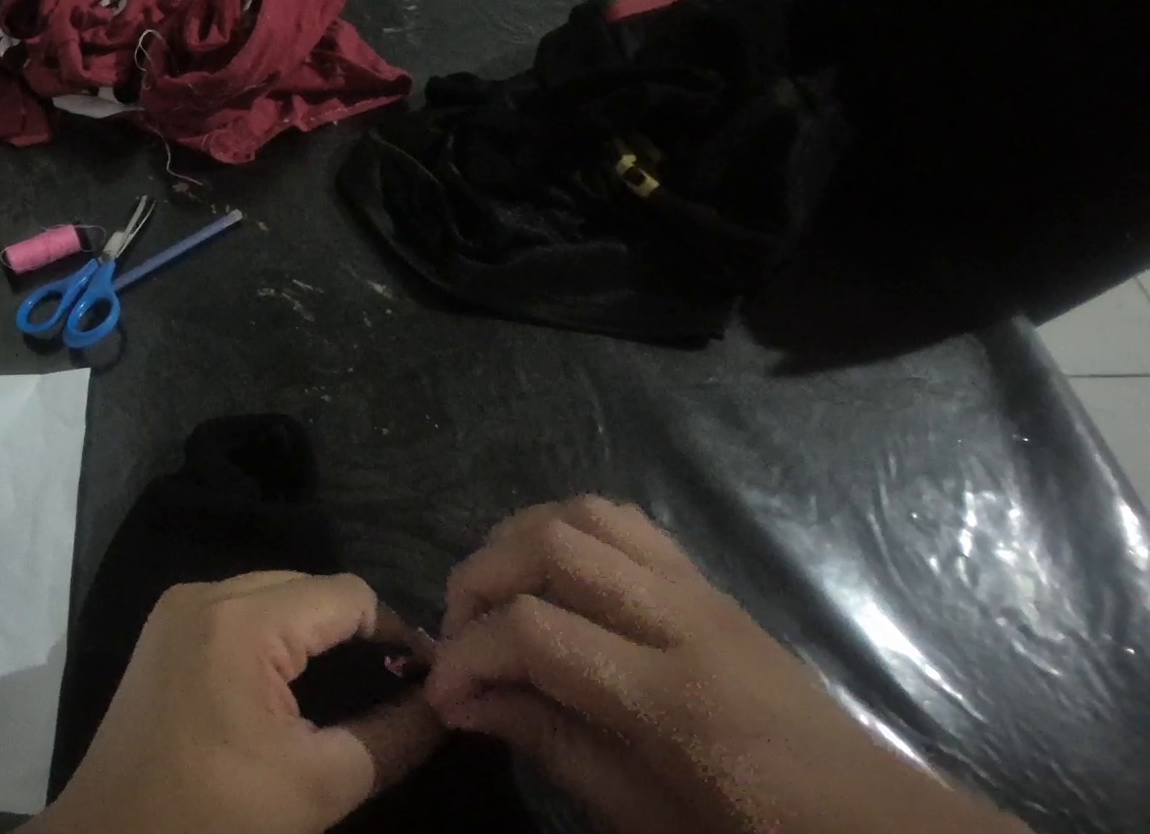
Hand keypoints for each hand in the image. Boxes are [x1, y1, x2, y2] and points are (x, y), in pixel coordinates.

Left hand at [30, 572, 443, 833]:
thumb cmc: (213, 817)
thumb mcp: (318, 785)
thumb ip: (393, 737)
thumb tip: (442, 704)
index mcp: (242, 621)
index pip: (346, 594)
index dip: (393, 629)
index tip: (422, 673)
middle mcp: (206, 592)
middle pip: (308, 586)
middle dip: (353, 627)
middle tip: (389, 680)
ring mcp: (179, 605)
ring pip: (272, 591)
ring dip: (312, 628)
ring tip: (349, 678)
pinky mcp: (165, 626)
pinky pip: (237, 607)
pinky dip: (273, 631)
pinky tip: (289, 677)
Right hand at [425, 497, 1028, 833]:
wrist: (874, 824)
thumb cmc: (752, 832)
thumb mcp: (640, 813)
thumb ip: (546, 740)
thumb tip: (462, 700)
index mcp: (673, 698)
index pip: (535, 632)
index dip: (468, 654)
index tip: (442, 691)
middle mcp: (682, 619)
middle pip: (550, 546)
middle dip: (479, 578)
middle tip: (458, 629)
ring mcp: (697, 587)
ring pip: (582, 514)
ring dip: (515, 539)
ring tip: (493, 590)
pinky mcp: (702, 577)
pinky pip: (619, 519)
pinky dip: (563, 527)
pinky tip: (546, 570)